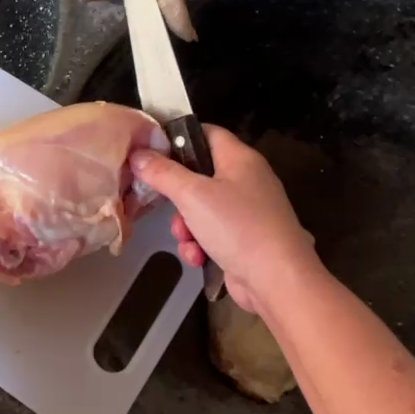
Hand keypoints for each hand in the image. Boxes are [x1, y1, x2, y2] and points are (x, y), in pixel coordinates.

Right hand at [130, 125, 322, 316]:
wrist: (277, 280)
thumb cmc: (237, 226)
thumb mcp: (192, 195)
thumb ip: (161, 172)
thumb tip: (137, 154)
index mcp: (240, 159)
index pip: (205, 133)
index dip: (177, 138)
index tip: (150, 152)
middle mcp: (246, 180)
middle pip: (198, 174)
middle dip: (176, 195)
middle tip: (164, 205)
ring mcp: (247, 211)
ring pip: (200, 208)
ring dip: (185, 225)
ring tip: (186, 239)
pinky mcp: (244, 238)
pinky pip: (211, 232)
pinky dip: (200, 243)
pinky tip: (198, 256)